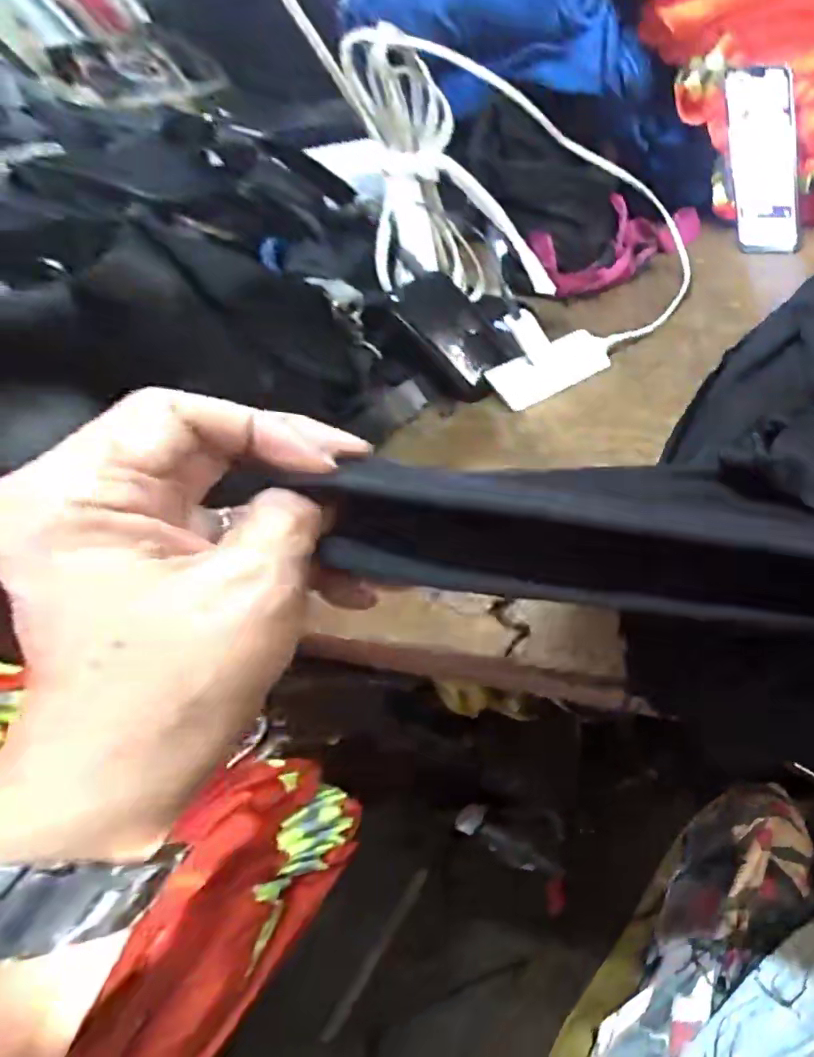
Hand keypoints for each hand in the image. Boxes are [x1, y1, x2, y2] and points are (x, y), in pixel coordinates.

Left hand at [0, 389, 372, 862]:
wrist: (134, 765)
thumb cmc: (182, 673)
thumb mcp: (254, 582)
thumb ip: (290, 516)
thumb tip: (321, 492)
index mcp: (78, 499)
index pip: (173, 415)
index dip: (263, 427)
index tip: (333, 466)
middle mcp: (91, 507)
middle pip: (206, 446)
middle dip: (296, 463)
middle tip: (364, 479)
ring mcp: (129, 539)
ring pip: (233, 491)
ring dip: (308, 516)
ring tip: (367, 548)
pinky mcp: (164, 567)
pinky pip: (237, 534)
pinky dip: (296, 550)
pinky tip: (351, 585)